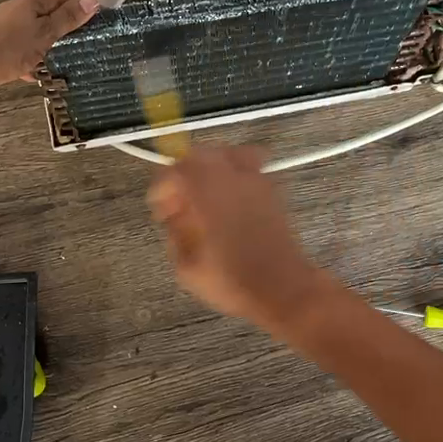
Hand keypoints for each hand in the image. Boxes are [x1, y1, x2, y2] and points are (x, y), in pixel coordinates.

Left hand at [0, 0, 97, 89]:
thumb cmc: (7, 48)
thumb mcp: (45, 33)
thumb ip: (69, 18)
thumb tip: (94, 0)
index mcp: (33, 1)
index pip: (67, 0)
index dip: (84, 11)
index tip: (100, 26)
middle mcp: (19, 8)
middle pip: (51, 16)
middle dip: (66, 31)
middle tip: (85, 47)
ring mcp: (6, 25)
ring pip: (37, 34)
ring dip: (49, 46)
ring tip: (62, 62)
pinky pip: (22, 48)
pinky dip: (31, 59)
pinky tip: (34, 73)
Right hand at [147, 147, 336, 329]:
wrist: (283, 288)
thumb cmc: (231, 280)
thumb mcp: (187, 266)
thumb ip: (175, 233)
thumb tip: (175, 215)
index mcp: (206, 191)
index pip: (176, 169)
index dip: (162, 187)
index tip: (160, 210)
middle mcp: (232, 176)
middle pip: (201, 154)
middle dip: (184, 174)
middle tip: (179, 204)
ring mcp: (256, 178)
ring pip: (227, 153)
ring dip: (210, 169)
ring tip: (205, 195)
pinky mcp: (272, 188)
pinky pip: (249, 165)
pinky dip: (234, 174)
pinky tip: (230, 200)